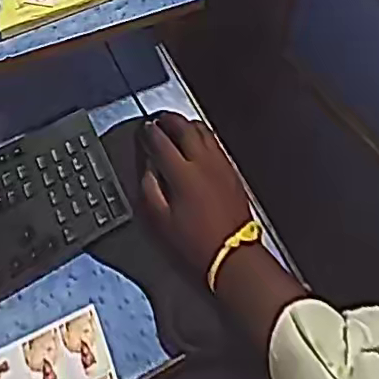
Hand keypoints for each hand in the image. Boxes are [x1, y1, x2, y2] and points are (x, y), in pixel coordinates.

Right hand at [137, 112, 253, 276]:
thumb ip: (150, 190)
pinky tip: (196, 143)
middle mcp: (202, 163)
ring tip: (176, 126)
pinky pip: (215, 143)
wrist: (236, 259)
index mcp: (182, 174)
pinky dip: (202, 135)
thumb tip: (147, 170)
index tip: (143, 130)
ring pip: (202, 130)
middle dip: (167, 120)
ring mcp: (220, 165)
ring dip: (186, 124)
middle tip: (157, 120)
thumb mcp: (162, 221)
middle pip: (183, 127)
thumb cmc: (197, 244)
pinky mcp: (232, 172)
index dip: (148, 132)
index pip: (160, 141)